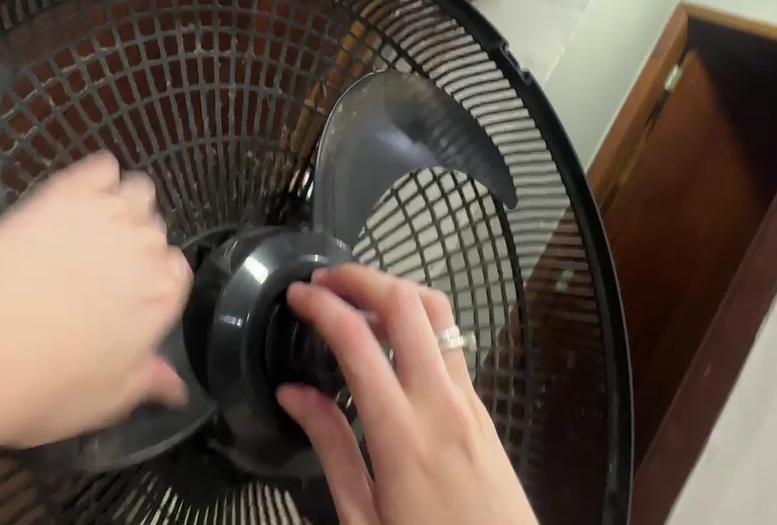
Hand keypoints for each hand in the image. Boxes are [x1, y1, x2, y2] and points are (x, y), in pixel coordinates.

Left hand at [0, 153, 191, 447]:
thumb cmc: (46, 383)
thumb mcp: (105, 401)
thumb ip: (146, 383)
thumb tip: (176, 388)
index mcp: (163, 294)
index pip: (176, 274)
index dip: (152, 285)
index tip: (128, 300)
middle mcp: (147, 244)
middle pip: (155, 232)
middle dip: (136, 246)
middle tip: (100, 270)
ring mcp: (109, 210)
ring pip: (138, 191)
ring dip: (125, 205)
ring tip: (94, 228)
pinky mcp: (70, 187)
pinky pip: (102, 166)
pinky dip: (96, 176)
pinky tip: (77, 195)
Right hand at [277, 265, 537, 524]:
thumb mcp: (364, 519)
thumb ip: (330, 447)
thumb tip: (293, 392)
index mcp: (401, 434)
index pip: (357, 340)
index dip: (321, 305)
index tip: (296, 294)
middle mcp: (440, 401)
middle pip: (406, 303)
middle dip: (361, 276)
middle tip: (324, 279)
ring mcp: (469, 399)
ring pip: (436, 310)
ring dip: (393, 288)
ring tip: (355, 296)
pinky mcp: (483, 407)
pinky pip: (449, 339)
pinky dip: (414, 318)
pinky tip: (388, 336)